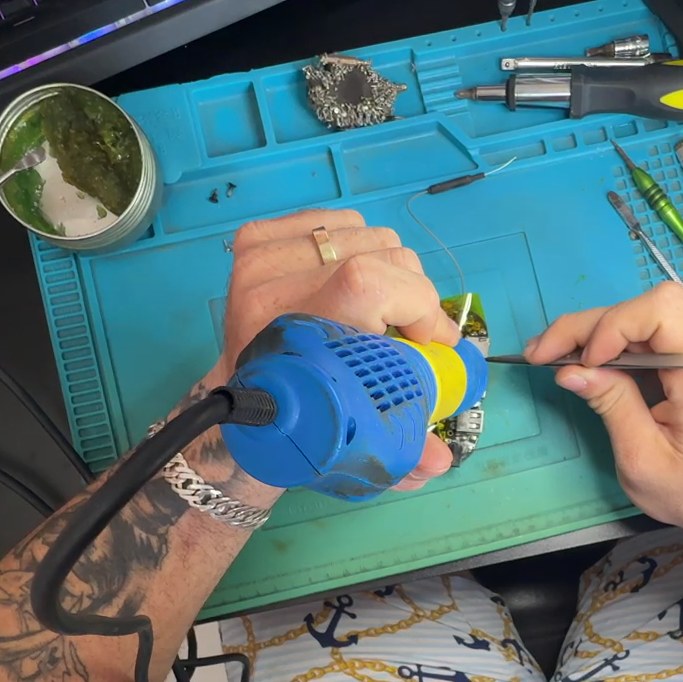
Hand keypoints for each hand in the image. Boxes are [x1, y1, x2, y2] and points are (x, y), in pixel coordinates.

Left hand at [218, 210, 456, 489]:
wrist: (241, 399)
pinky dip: (363, 245)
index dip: (421, 307)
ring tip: (384, 311)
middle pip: (384, 254)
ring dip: (392, 271)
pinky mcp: (258, 238)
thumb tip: (441, 461)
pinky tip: (356, 281)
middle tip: (412, 333)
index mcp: (294, 336)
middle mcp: (271, 287)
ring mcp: (261, 257)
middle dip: (415, 295)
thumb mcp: (352, 440)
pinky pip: (342, 220)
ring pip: (369, 233)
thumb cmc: (303, 416)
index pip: (371, 283)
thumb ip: (401, 455)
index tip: (436, 343)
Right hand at [527, 284, 682, 579]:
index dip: (614, 324)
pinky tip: (586, 363)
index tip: (585, 361)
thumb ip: (611, 406)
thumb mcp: (642, 460)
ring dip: (597, 335)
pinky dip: (618, 347)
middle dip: (588, 327)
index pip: (662, 310)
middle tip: (540, 353)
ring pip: (647, 320)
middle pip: (648, 310)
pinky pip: (656, 338)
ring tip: (553, 357)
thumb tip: (570, 370)